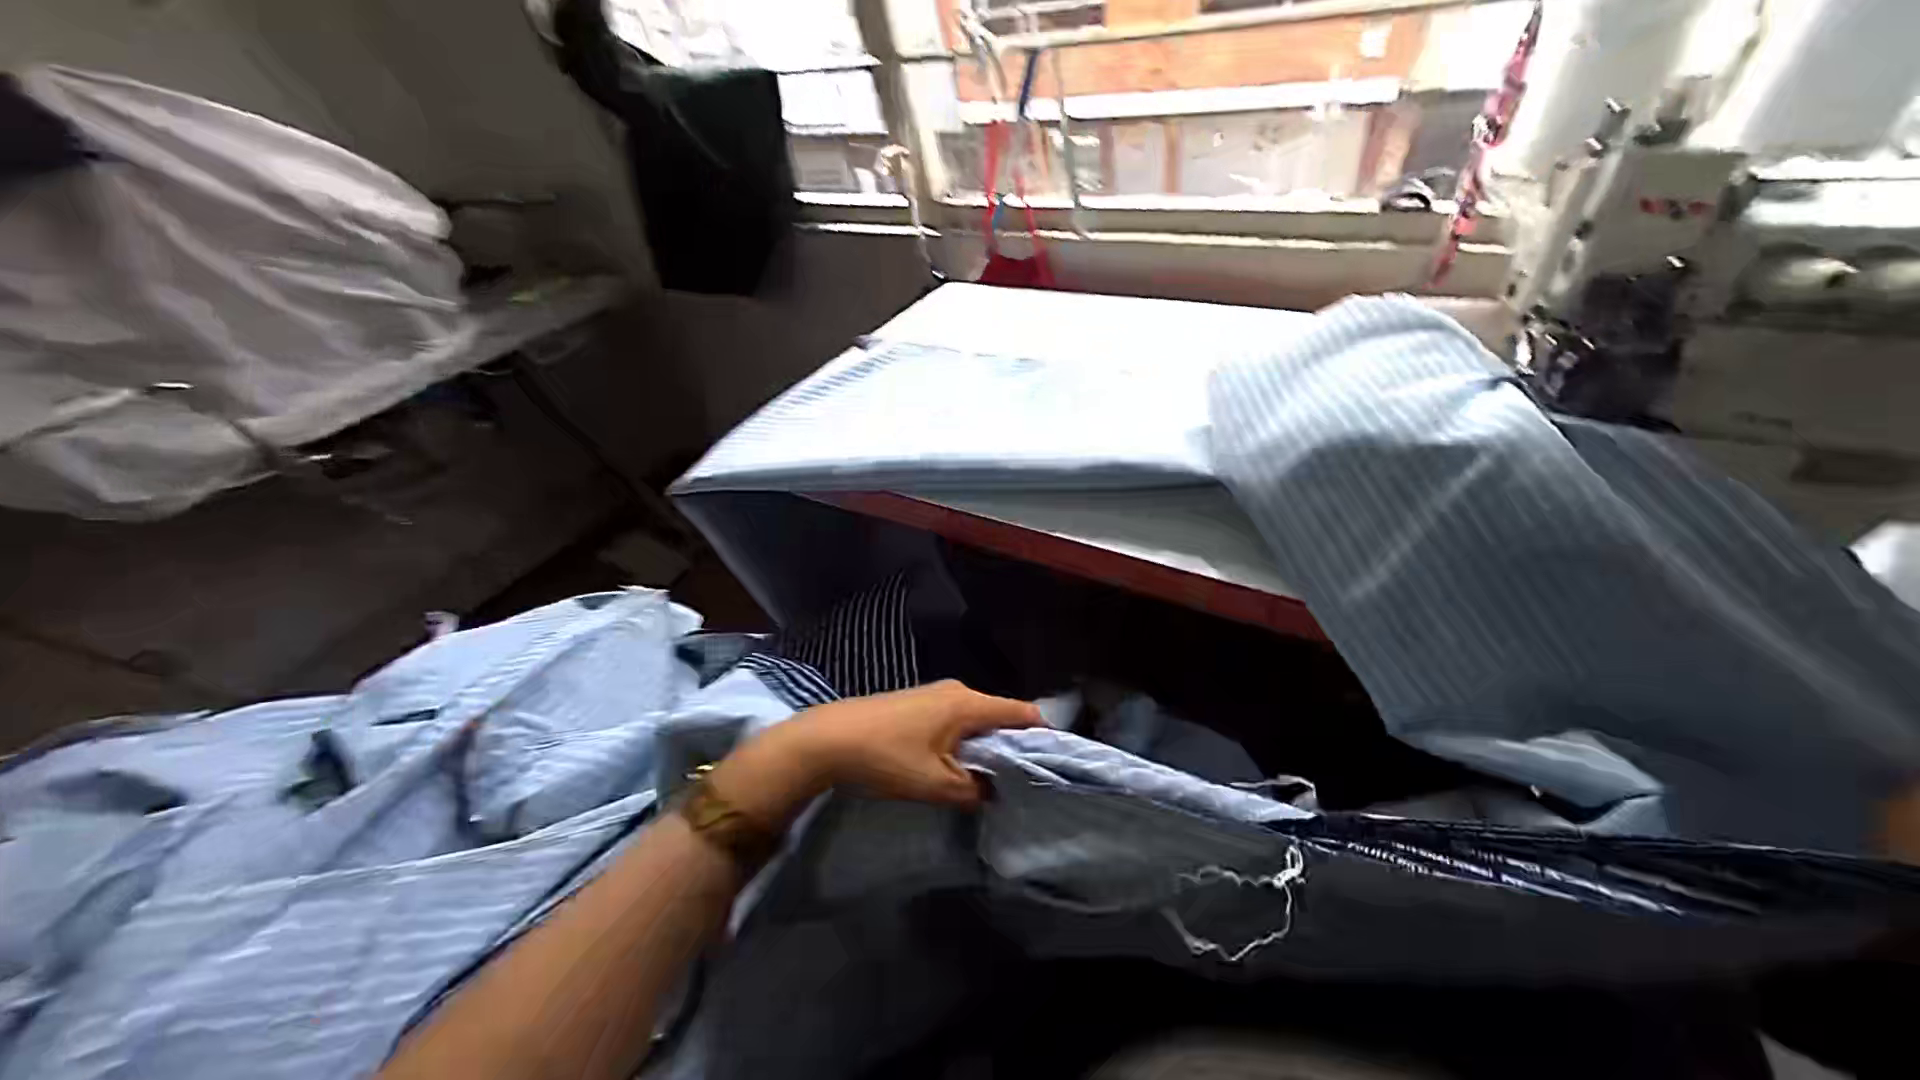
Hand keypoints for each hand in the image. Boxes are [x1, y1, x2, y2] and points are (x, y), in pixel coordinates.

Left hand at [708, 680, 1043, 825]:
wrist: (826, 739)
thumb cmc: (887, 758)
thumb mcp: (937, 784)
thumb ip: (975, 790)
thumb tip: (995, 790)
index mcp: (968, 703)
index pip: (1022, 712)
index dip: (1042, 736)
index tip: (1053, 765)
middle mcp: (956, 691)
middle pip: (1000, 715)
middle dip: (1013, 745)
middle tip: (1022, 781)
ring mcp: (933, 694)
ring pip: (976, 719)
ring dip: (985, 746)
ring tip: (990, 779)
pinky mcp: (916, 704)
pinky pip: (954, 720)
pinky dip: (963, 741)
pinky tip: (955, 765)